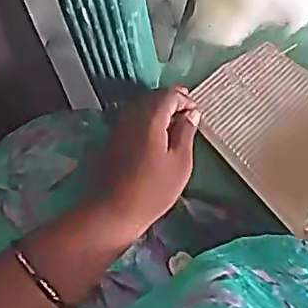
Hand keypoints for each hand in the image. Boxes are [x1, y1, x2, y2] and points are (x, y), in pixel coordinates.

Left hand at [88, 88, 199, 235]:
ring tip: (173, 122)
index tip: (195, 110)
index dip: (184, 99)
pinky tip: (154, 134)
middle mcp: (131, 116)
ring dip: (157, 109)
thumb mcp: (180, 162)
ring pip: (140, 106)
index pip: (168, 95)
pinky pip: (131, 118)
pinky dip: (145, 119)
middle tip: (187, 110)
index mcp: (150, 118)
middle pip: (152, 97)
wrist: (112, 211)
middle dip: (170, 100)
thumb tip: (191, 113)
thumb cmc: (152, 190)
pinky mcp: (111, 139)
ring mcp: (118, 127)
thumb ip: (186, 133)